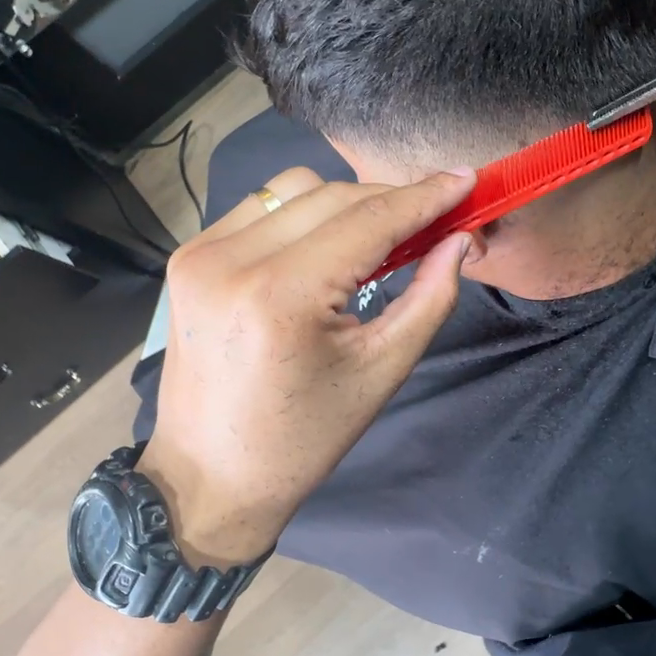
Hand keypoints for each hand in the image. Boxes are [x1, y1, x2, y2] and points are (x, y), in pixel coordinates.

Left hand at [137, 167, 475, 566]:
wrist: (212, 475)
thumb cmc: (306, 437)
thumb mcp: (382, 370)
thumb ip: (430, 297)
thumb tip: (459, 240)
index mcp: (281, 295)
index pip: (368, 220)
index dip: (424, 196)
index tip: (466, 180)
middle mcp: (232, 258)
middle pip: (333, 195)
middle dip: (392, 199)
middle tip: (438, 216)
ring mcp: (202, 253)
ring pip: (295, 190)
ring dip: (348, 202)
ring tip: (382, 237)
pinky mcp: (189, 257)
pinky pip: (262, 209)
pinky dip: (306, 215)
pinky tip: (328, 247)